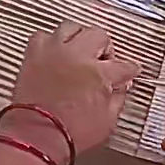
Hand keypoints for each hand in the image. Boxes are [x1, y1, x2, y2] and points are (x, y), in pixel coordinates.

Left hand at [4, 21, 138, 160]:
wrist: (36, 137)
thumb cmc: (70, 133)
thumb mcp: (107, 122)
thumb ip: (117, 99)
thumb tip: (120, 88)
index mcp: (99, 73)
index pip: (123, 66)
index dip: (130, 70)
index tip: (131, 71)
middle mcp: (78, 56)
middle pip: (98, 35)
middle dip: (105, 48)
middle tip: (103, 62)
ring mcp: (54, 52)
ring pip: (71, 27)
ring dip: (78, 38)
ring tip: (79, 51)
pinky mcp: (33, 55)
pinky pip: (43, 36)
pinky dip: (51, 42)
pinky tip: (55, 53)